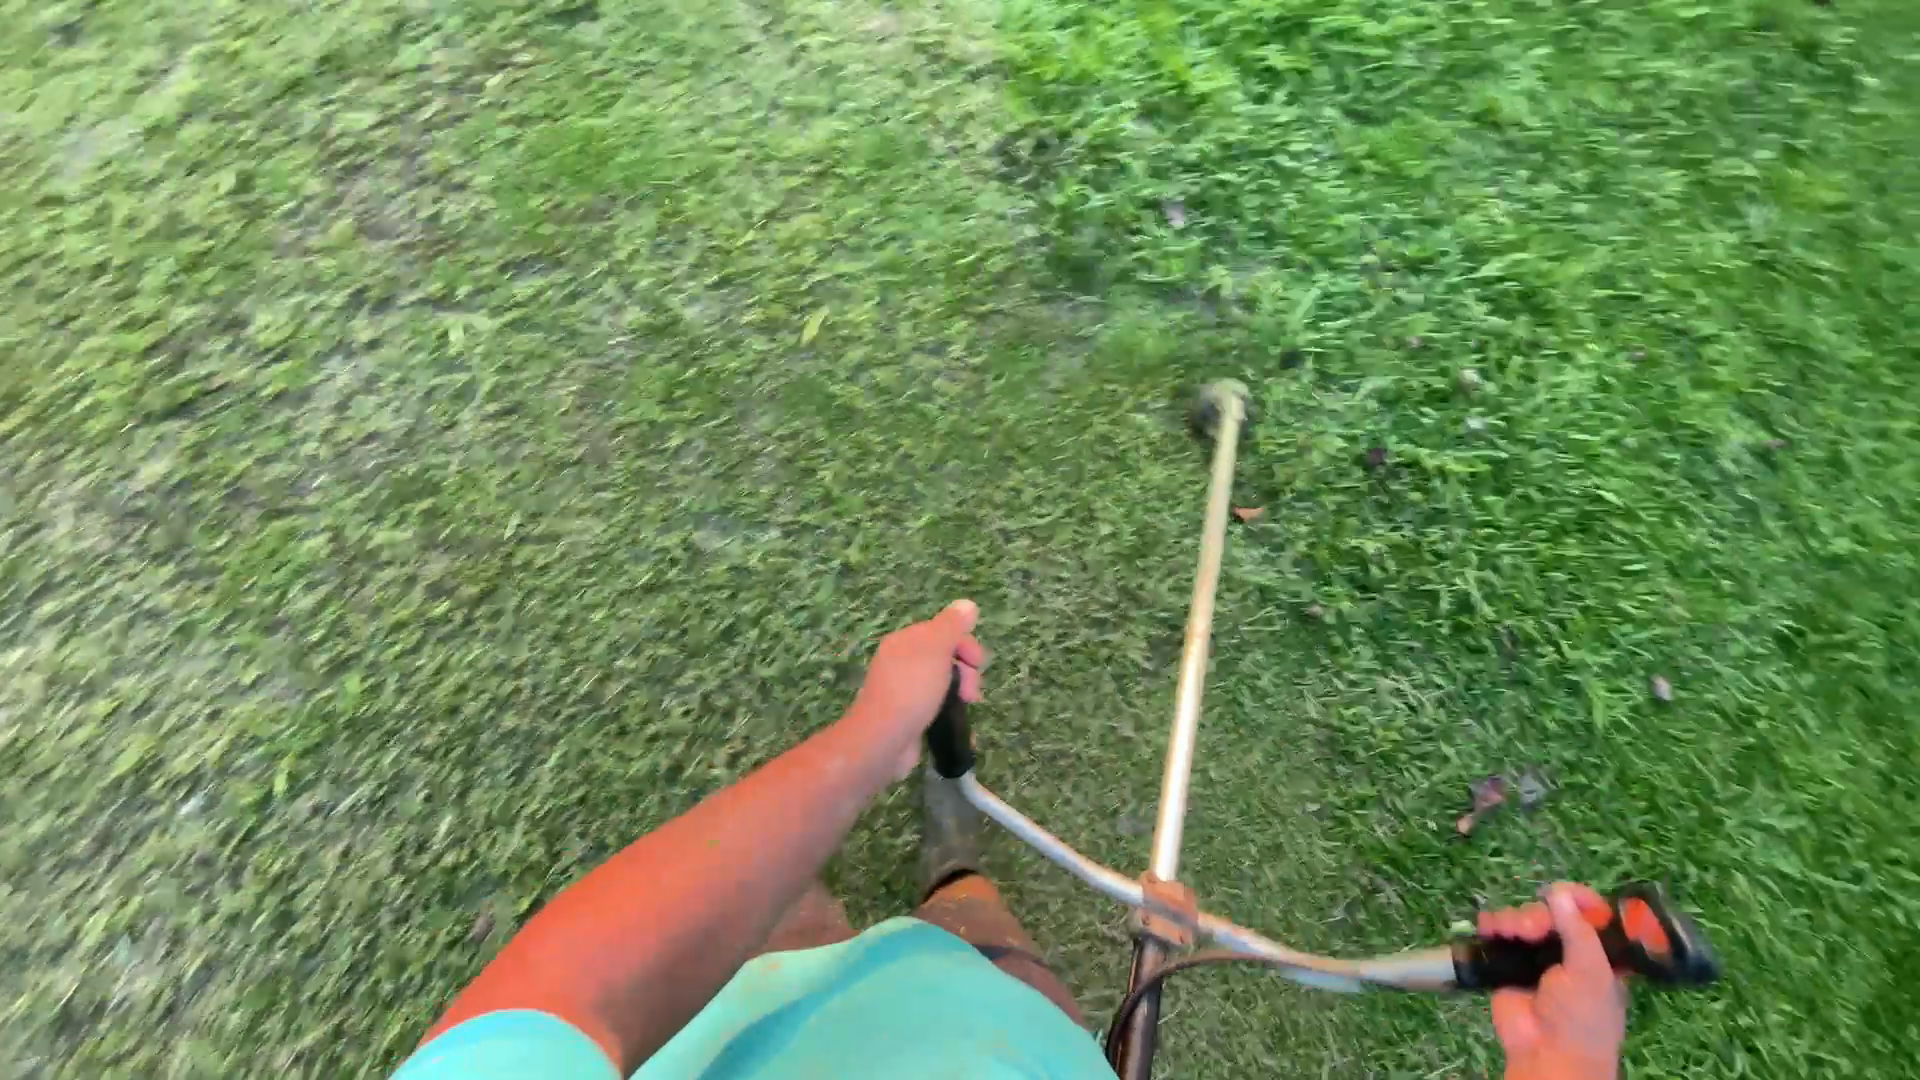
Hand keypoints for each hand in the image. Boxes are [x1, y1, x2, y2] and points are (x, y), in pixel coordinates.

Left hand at [846, 600, 986, 780]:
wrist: (884, 738)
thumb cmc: (912, 688)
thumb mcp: (936, 648)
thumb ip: (953, 625)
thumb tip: (967, 603)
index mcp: (905, 640)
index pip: (943, 631)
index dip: (965, 644)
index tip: (979, 662)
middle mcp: (901, 661)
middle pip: (944, 656)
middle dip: (965, 670)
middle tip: (972, 691)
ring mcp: (902, 689)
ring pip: (941, 681)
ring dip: (960, 690)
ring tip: (967, 705)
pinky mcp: (906, 714)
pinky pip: (934, 704)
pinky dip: (948, 708)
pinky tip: (956, 719)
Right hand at [1481, 883, 1627, 1079]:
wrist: (1546, 1052)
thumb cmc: (1582, 1019)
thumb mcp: (1591, 975)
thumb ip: (1579, 933)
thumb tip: (1560, 892)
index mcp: (1600, 956)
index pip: (1595, 917)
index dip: (1582, 901)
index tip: (1563, 893)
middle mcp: (1568, 952)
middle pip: (1551, 913)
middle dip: (1537, 915)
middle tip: (1530, 929)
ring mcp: (1536, 957)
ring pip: (1522, 918)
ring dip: (1511, 919)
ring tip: (1505, 933)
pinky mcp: (1507, 961)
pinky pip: (1496, 931)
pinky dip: (1490, 925)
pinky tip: (1488, 929)